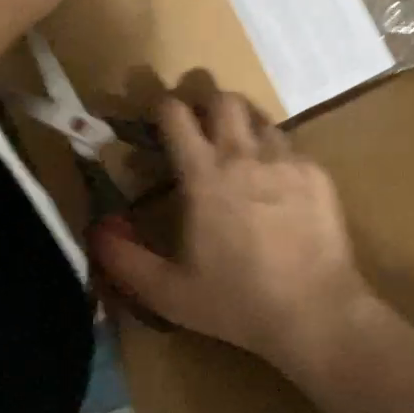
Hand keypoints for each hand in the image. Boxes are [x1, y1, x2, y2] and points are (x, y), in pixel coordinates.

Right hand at [91, 93, 376, 368]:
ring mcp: (285, 160)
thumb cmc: (238, 303)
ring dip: (243, 125)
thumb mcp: (169, 293)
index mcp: (203, 175)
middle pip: (222, 98)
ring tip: (239, 151)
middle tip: (201, 125)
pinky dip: (276, 154)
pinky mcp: (316, 173)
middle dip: (207, 102)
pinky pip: (291, 146)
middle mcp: (243, 154)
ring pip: (259, 117)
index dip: (163, 107)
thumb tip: (96, 231)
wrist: (317, 314)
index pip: (176, 113)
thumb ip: (126, 260)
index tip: (159, 118)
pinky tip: (276, 184)